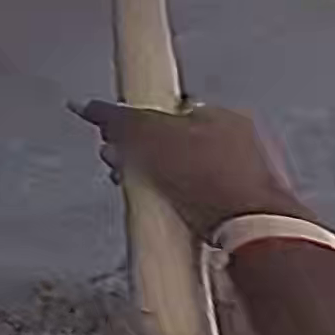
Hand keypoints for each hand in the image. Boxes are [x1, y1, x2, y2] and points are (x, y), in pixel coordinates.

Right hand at [74, 101, 312, 236]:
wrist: (249, 228)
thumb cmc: (209, 175)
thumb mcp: (140, 129)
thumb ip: (110, 114)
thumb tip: (85, 106)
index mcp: (222, 115)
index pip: (160, 106)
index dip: (129, 117)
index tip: (115, 128)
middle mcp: (236, 142)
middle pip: (161, 138)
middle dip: (131, 149)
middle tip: (120, 156)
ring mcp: (238, 176)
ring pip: (169, 167)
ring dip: (143, 173)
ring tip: (134, 181)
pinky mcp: (233, 206)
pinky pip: (183, 192)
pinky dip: (164, 195)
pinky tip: (155, 199)